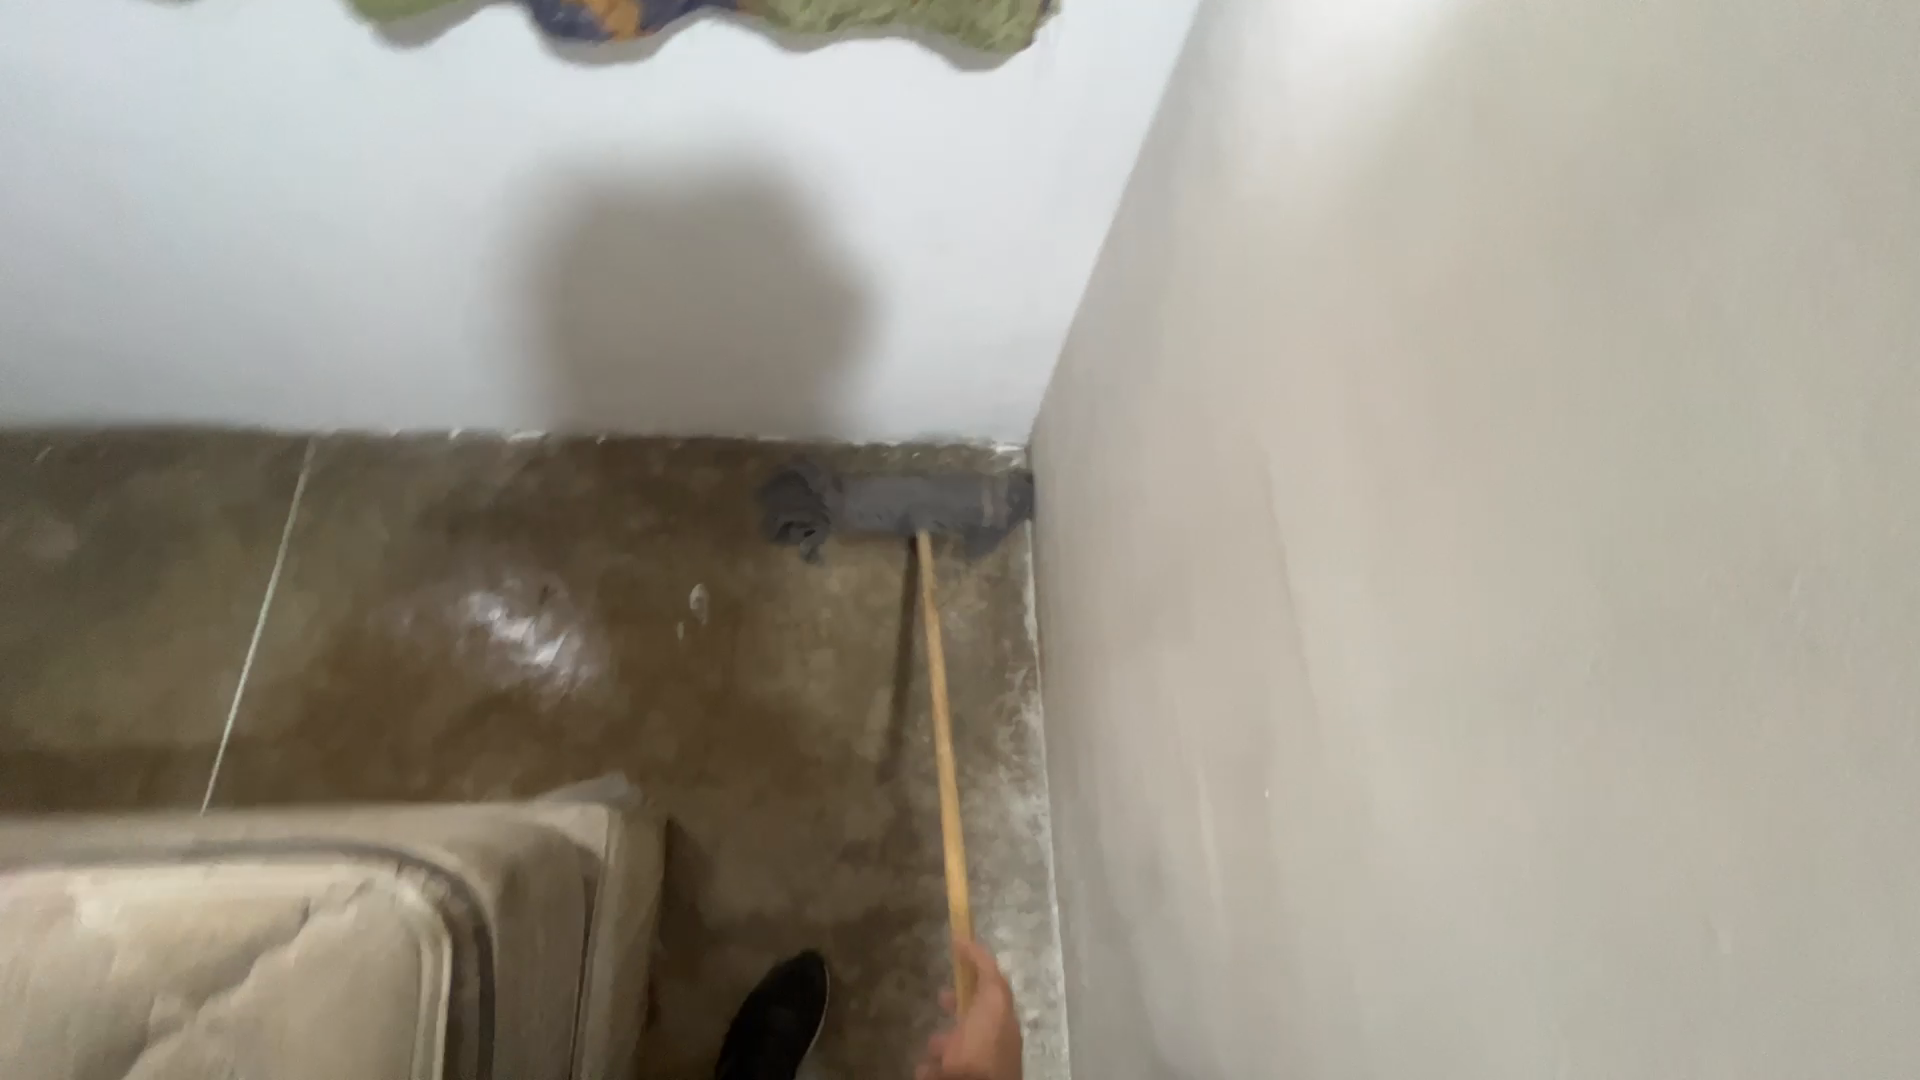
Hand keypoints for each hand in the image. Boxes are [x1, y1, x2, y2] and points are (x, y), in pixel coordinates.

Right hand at [915, 938, 1023, 1079]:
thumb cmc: (984, 1046)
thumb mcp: (992, 1000)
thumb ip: (984, 967)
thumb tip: (966, 938)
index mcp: (1002, 1019)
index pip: (991, 986)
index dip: (975, 966)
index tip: (955, 949)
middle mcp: (992, 1040)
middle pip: (973, 1015)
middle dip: (956, 1005)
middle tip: (940, 997)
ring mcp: (975, 1063)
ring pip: (954, 1045)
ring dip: (940, 1041)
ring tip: (929, 1044)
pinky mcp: (955, 1076)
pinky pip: (938, 1069)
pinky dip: (930, 1066)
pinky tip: (925, 1067)